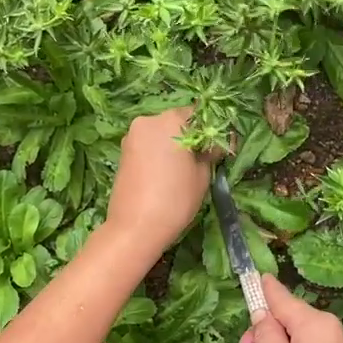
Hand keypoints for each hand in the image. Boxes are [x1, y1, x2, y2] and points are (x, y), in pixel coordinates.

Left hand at [104, 108, 209, 256]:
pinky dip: (159, 153)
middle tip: (204, 159)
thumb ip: (210, 153)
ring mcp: (131, 136)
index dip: (212, 131)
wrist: (135, 228)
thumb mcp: (203, 175)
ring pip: (161, 134)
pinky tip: (167, 173)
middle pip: (177, 122)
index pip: (198, 115)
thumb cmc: (175, 199)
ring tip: (185, 169)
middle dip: (191, 136)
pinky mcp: (123, 152)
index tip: (220, 149)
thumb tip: (215, 146)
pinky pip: (148, 145)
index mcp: (170, 120)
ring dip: (174, 145)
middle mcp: (147, 121)